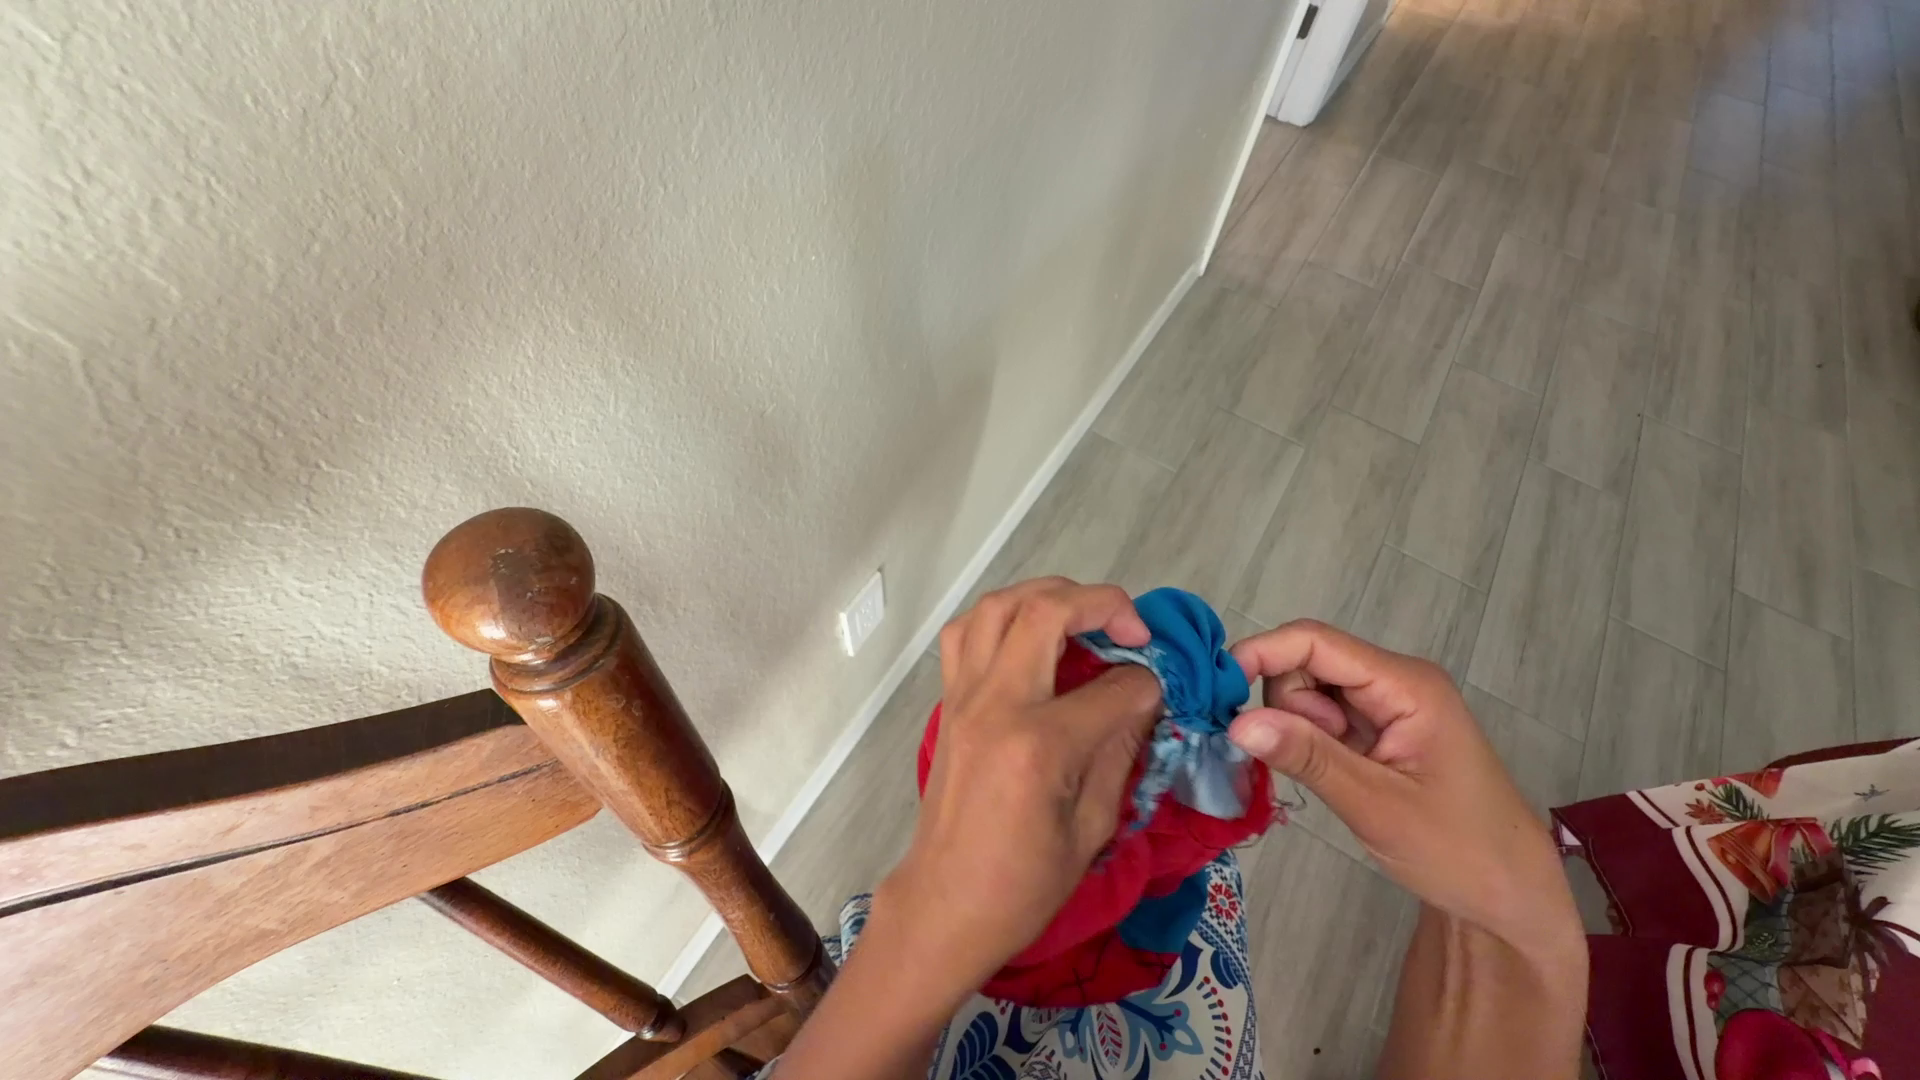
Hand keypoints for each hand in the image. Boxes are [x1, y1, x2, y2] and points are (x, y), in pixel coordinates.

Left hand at [880, 577, 1161, 995]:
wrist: (946, 902)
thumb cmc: (1025, 883)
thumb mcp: (1094, 827)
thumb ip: (1121, 748)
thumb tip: (1143, 696)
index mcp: (1039, 746)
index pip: (1112, 685)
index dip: (1148, 681)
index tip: (1159, 689)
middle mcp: (996, 705)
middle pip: (1044, 611)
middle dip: (1100, 602)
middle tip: (1132, 626)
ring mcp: (963, 697)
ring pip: (996, 605)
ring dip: (1046, 594)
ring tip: (1082, 616)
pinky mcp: (948, 701)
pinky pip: (966, 632)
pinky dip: (1001, 616)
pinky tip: (1030, 636)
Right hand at [1226, 620, 1579, 959]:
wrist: (1510, 899)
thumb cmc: (1460, 851)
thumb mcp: (1378, 806)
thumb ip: (1307, 757)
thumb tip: (1236, 723)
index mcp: (1405, 684)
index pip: (1315, 641)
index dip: (1260, 653)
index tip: (1216, 692)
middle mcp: (1391, 681)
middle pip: (1303, 663)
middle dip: (1286, 708)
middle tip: (1317, 763)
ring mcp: (1382, 705)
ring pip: (1304, 691)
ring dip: (1297, 730)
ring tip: (1337, 778)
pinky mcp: (1372, 730)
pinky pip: (1317, 717)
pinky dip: (1305, 742)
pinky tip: (1331, 775)